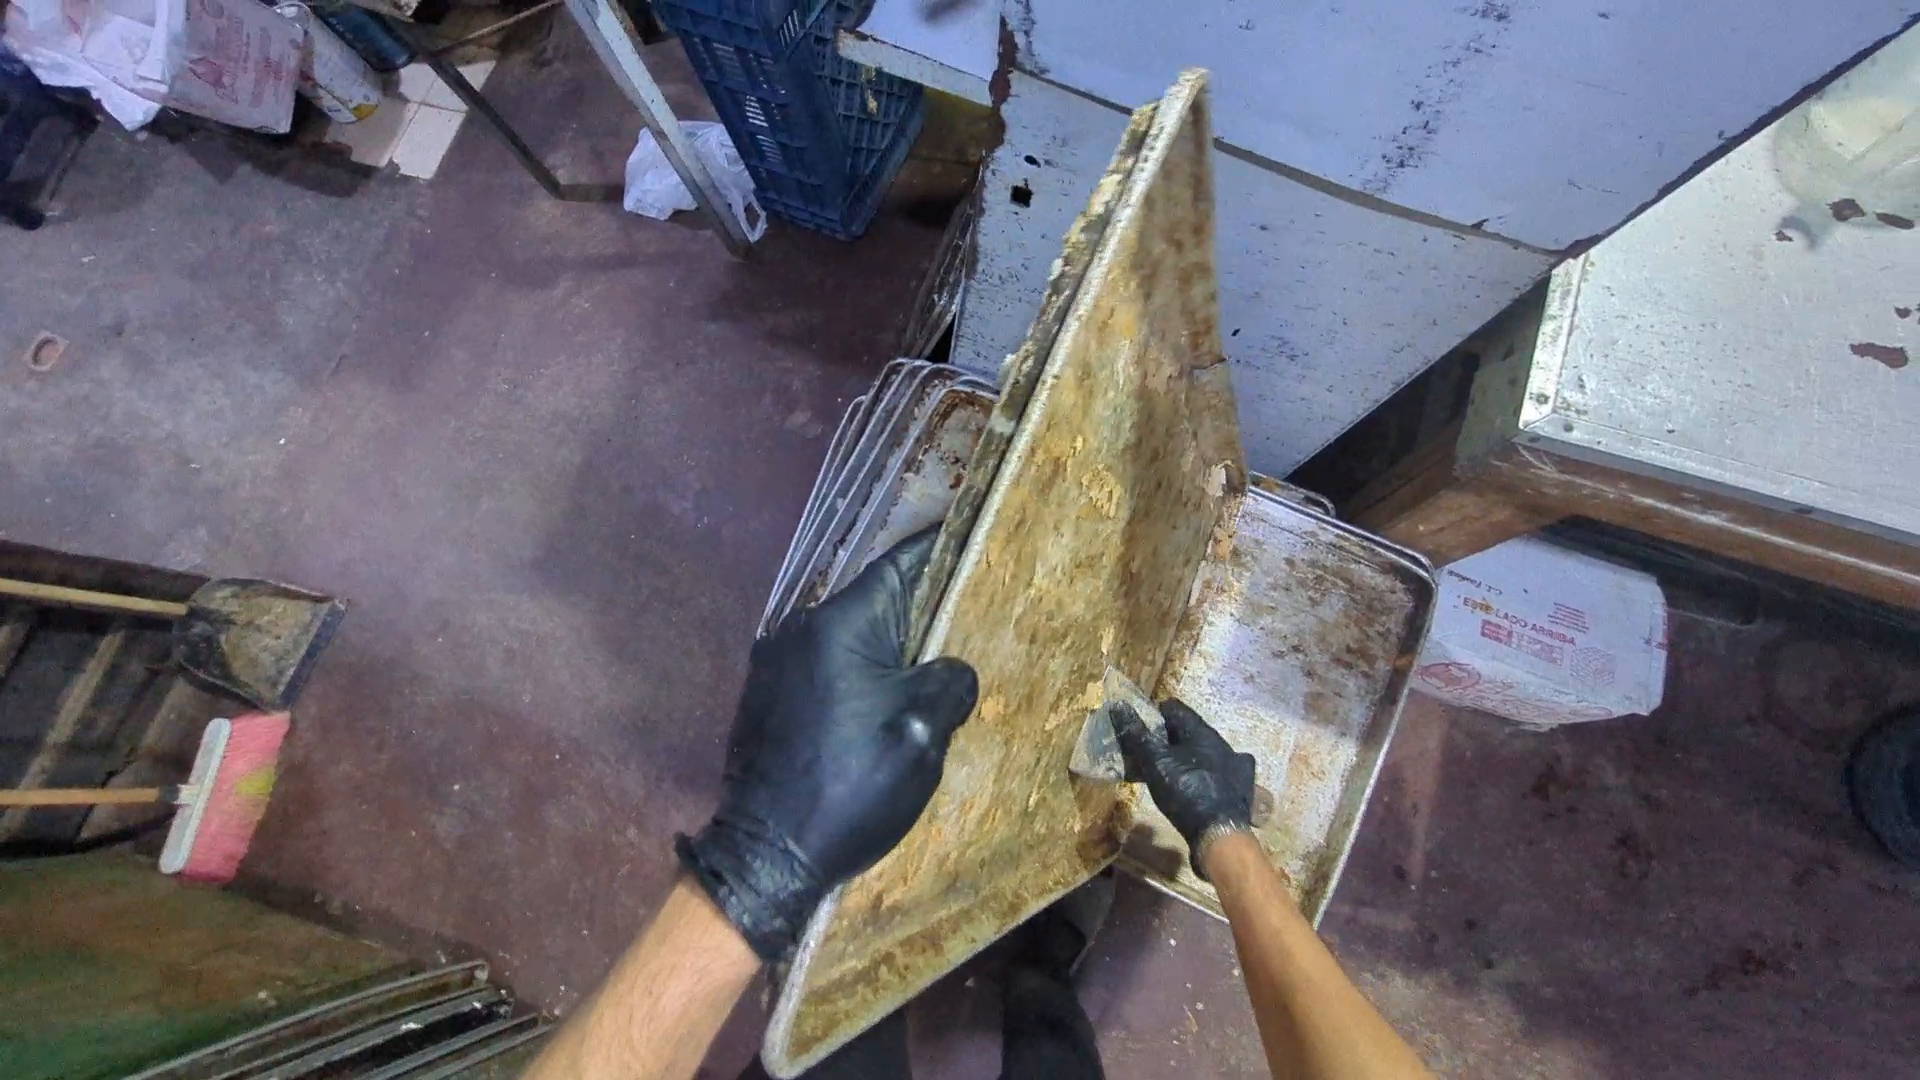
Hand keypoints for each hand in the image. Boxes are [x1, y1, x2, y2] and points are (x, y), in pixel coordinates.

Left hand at [677, 529, 978, 960]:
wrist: (768, 854)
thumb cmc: (851, 785)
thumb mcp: (921, 732)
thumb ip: (947, 681)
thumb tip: (949, 668)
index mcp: (841, 625)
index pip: (899, 565)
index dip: (937, 550)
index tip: (969, 538)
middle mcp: (803, 628)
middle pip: (875, 598)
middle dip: (921, 604)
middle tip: (965, 608)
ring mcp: (779, 660)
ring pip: (852, 632)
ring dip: (890, 642)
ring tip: (933, 654)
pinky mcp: (770, 691)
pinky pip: (829, 661)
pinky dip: (861, 666)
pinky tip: (885, 693)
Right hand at [1112, 697, 1255, 879]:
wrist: (1219, 834)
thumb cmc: (1185, 792)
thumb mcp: (1155, 762)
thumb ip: (1137, 735)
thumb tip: (1119, 707)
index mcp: (1202, 731)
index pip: (1174, 708)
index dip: (1153, 714)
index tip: (1137, 729)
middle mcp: (1220, 743)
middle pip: (1188, 730)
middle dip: (1166, 738)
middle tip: (1147, 752)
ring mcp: (1233, 766)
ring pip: (1202, 751)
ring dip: (1184, 755)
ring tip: (1166, 769)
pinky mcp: (1238, 787)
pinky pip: (1216, 771)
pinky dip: (1204, 772)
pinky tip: (1198, 781)